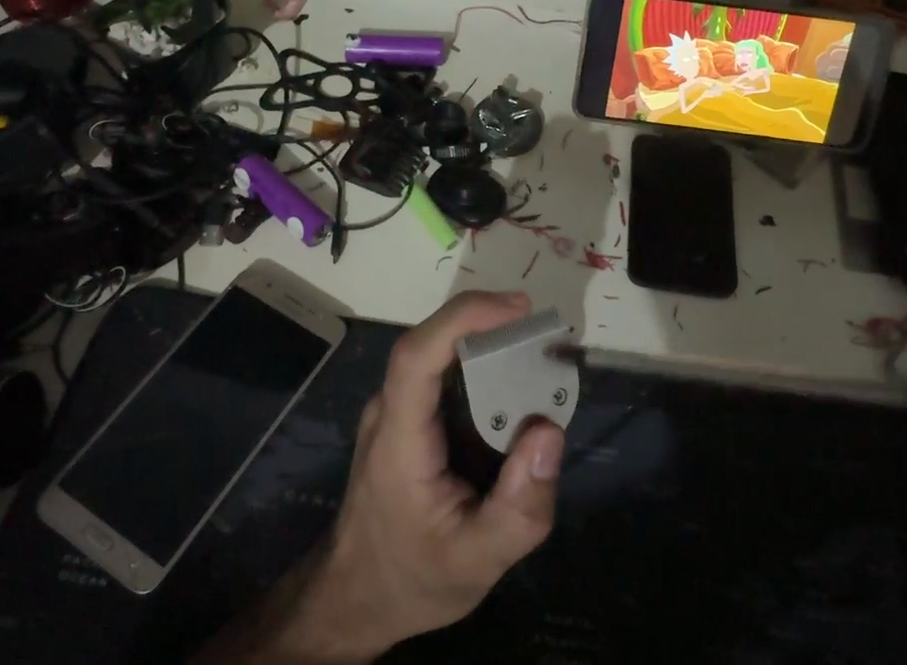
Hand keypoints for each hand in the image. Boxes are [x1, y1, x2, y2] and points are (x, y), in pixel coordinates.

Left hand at [199, 291, 564, 663]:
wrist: (357, 598)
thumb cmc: (412, 578)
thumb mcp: (479, 559)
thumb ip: (520, 506)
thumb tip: (550, 431)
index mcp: (400, 438)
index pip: (418, 356)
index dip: (464, 319)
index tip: (518, 308)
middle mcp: (391, 412)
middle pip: (432, 346)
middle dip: (489, 326)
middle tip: (548, 335)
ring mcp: (395, 415)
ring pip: (439, 360)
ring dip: (489, 348)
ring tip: (542, 359)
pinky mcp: (408, 423)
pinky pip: (444, 381)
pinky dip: (483, 373)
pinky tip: (518, 393)